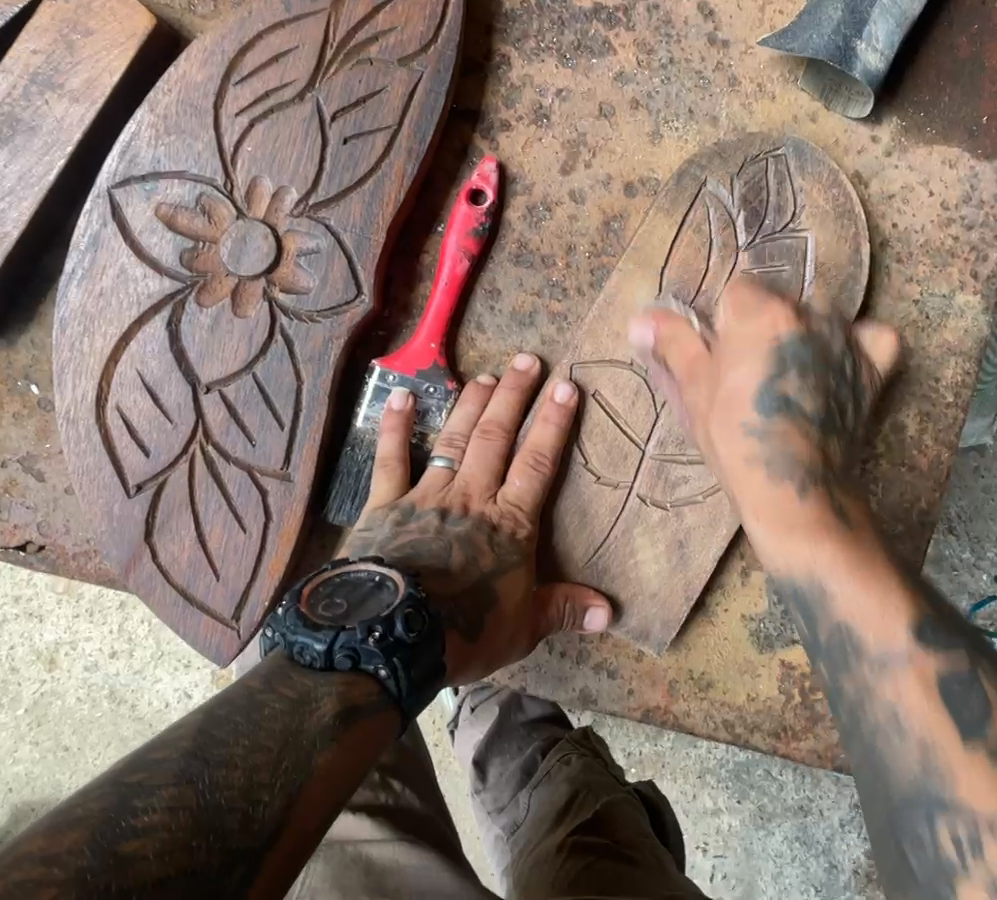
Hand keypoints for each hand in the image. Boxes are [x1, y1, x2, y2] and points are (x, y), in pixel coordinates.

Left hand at [338, 353, 612, 685]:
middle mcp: (472, 496)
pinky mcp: (386, 503)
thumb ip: (563, 609)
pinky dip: (395, 427)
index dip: (554, 422)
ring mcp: (427, 494)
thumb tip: (610, 612)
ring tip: (487, 376)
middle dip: (515, 395)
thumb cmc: (463, 632)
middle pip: (497, 436)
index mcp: (509, 522)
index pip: (538, 461)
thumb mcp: (522, 628)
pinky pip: (391, 459)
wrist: (389, 637)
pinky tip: (399, 396)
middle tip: (527, 360)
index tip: (567, 386)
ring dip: (472, 404)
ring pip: (454, 438)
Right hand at [627, 280, 899, 533]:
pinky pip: (871, 336)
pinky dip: (856, 345)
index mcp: (760, 311)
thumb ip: (673, 343)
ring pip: (821, 315)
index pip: (737, 291)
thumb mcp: (695, 391)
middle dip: (763, 326)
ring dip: (805, 334)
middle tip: (751, 375)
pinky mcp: (875, 366)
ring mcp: (846, 338)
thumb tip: (640, 318)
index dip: (725, 324)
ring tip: (790, 378)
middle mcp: (809, 312)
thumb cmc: (735, 440)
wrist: (794, 490)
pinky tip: (837, 366)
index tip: (721, 358)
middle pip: (779, 301)